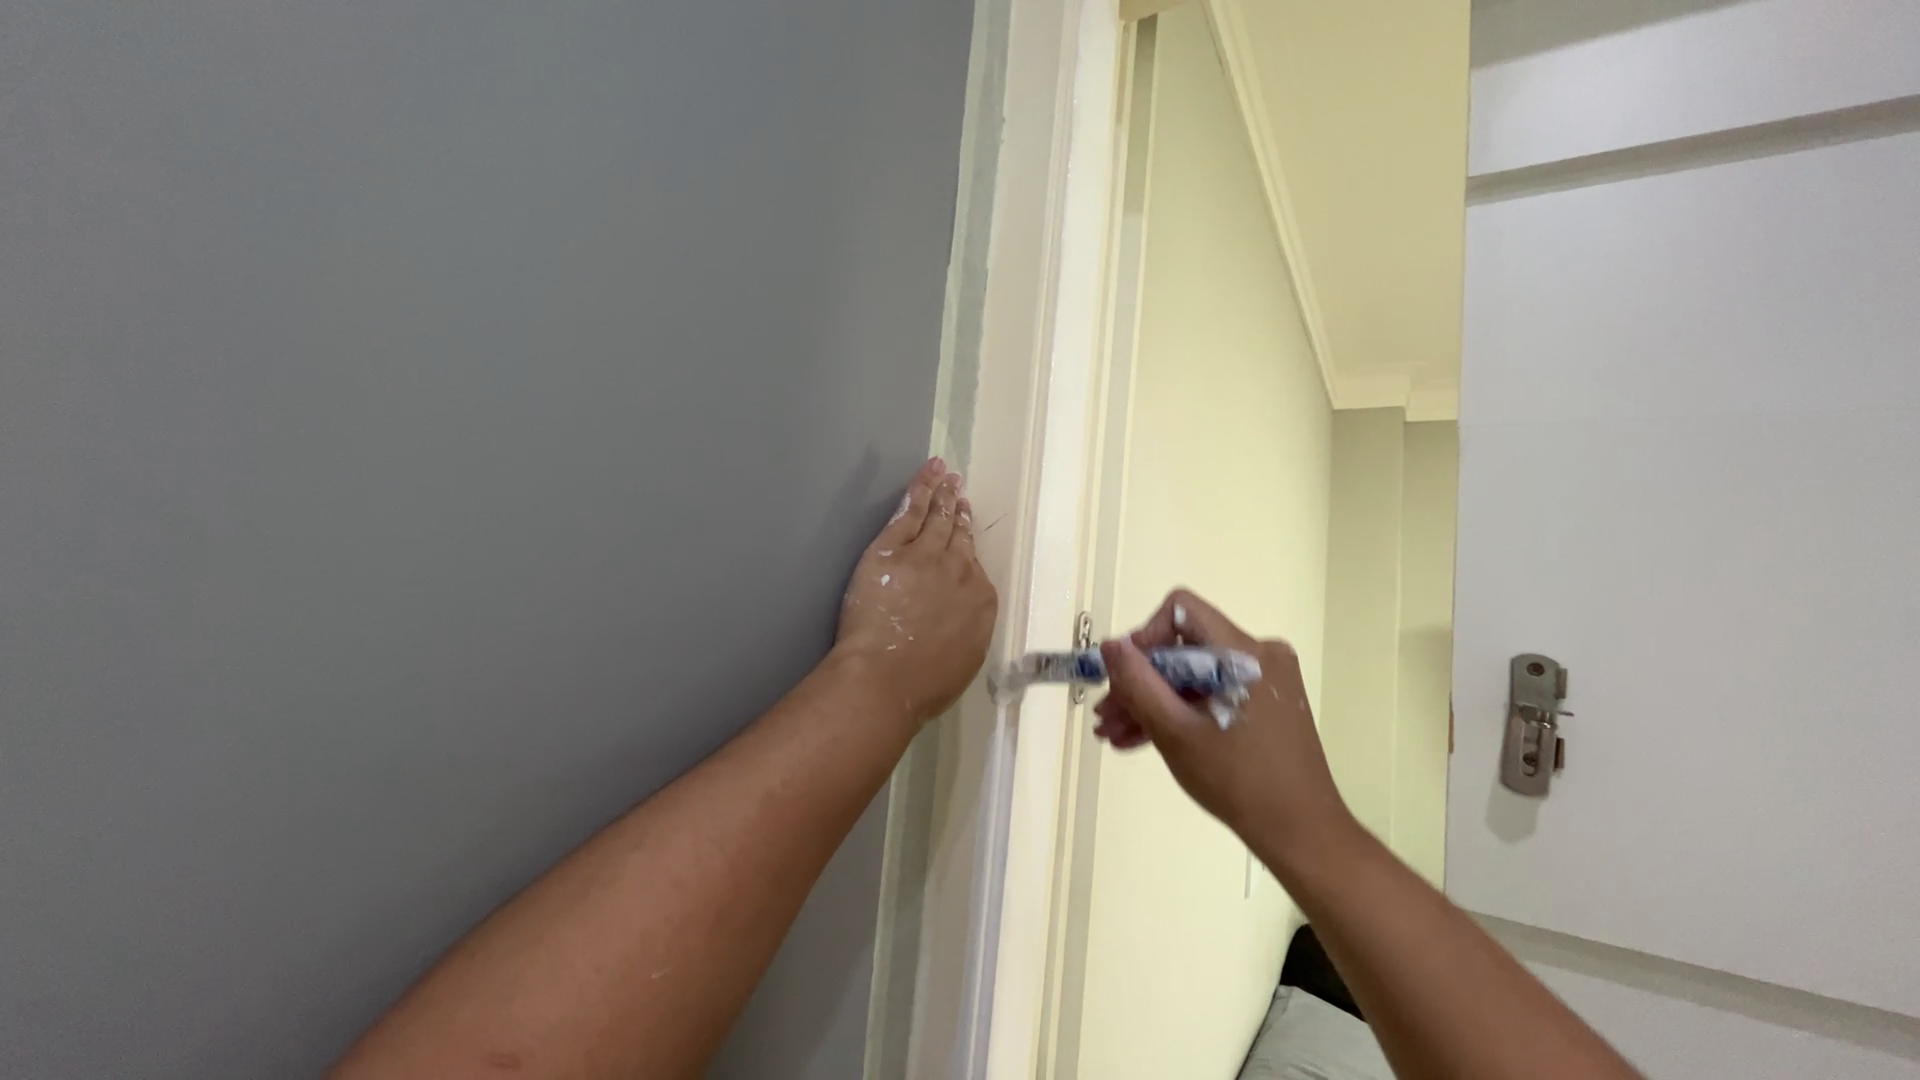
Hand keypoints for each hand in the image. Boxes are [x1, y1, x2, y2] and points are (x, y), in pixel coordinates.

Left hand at [834, 457, 997, 725]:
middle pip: (959, 536)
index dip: (968, 547)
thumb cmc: (925, 684)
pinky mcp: (892, 547)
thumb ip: (964, 631)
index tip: (966, 536)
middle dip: (960, 512)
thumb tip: (958, 621)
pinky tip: (927, 474)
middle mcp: (960, 570)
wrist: (887, 675)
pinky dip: (921, 489)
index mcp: (980, 600)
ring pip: (938, 517)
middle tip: (961, 493)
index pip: (974, 567)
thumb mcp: (963, 660)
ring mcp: (926, 555)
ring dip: (944, 494)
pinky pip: (911, 510)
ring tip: (947, 476)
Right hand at [1092, 589, 1352, 847]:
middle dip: (1140, 682)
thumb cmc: (1237, 780)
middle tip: (1107, 717)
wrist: (1301, 833)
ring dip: (1153, 701)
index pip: (1181, 611)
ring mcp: (1266, 680)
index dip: (1144, 637)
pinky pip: (1212, 692)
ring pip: (1194, 674)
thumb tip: (1110, 643)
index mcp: (1244, 652)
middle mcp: (1260, 654)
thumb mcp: (1174, 731)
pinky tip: (1142, 739)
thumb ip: (1137, 682)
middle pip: (1184, 648)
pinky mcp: (1267, 703)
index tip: (1123, 677)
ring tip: (1114, 735)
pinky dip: (1180, 711)